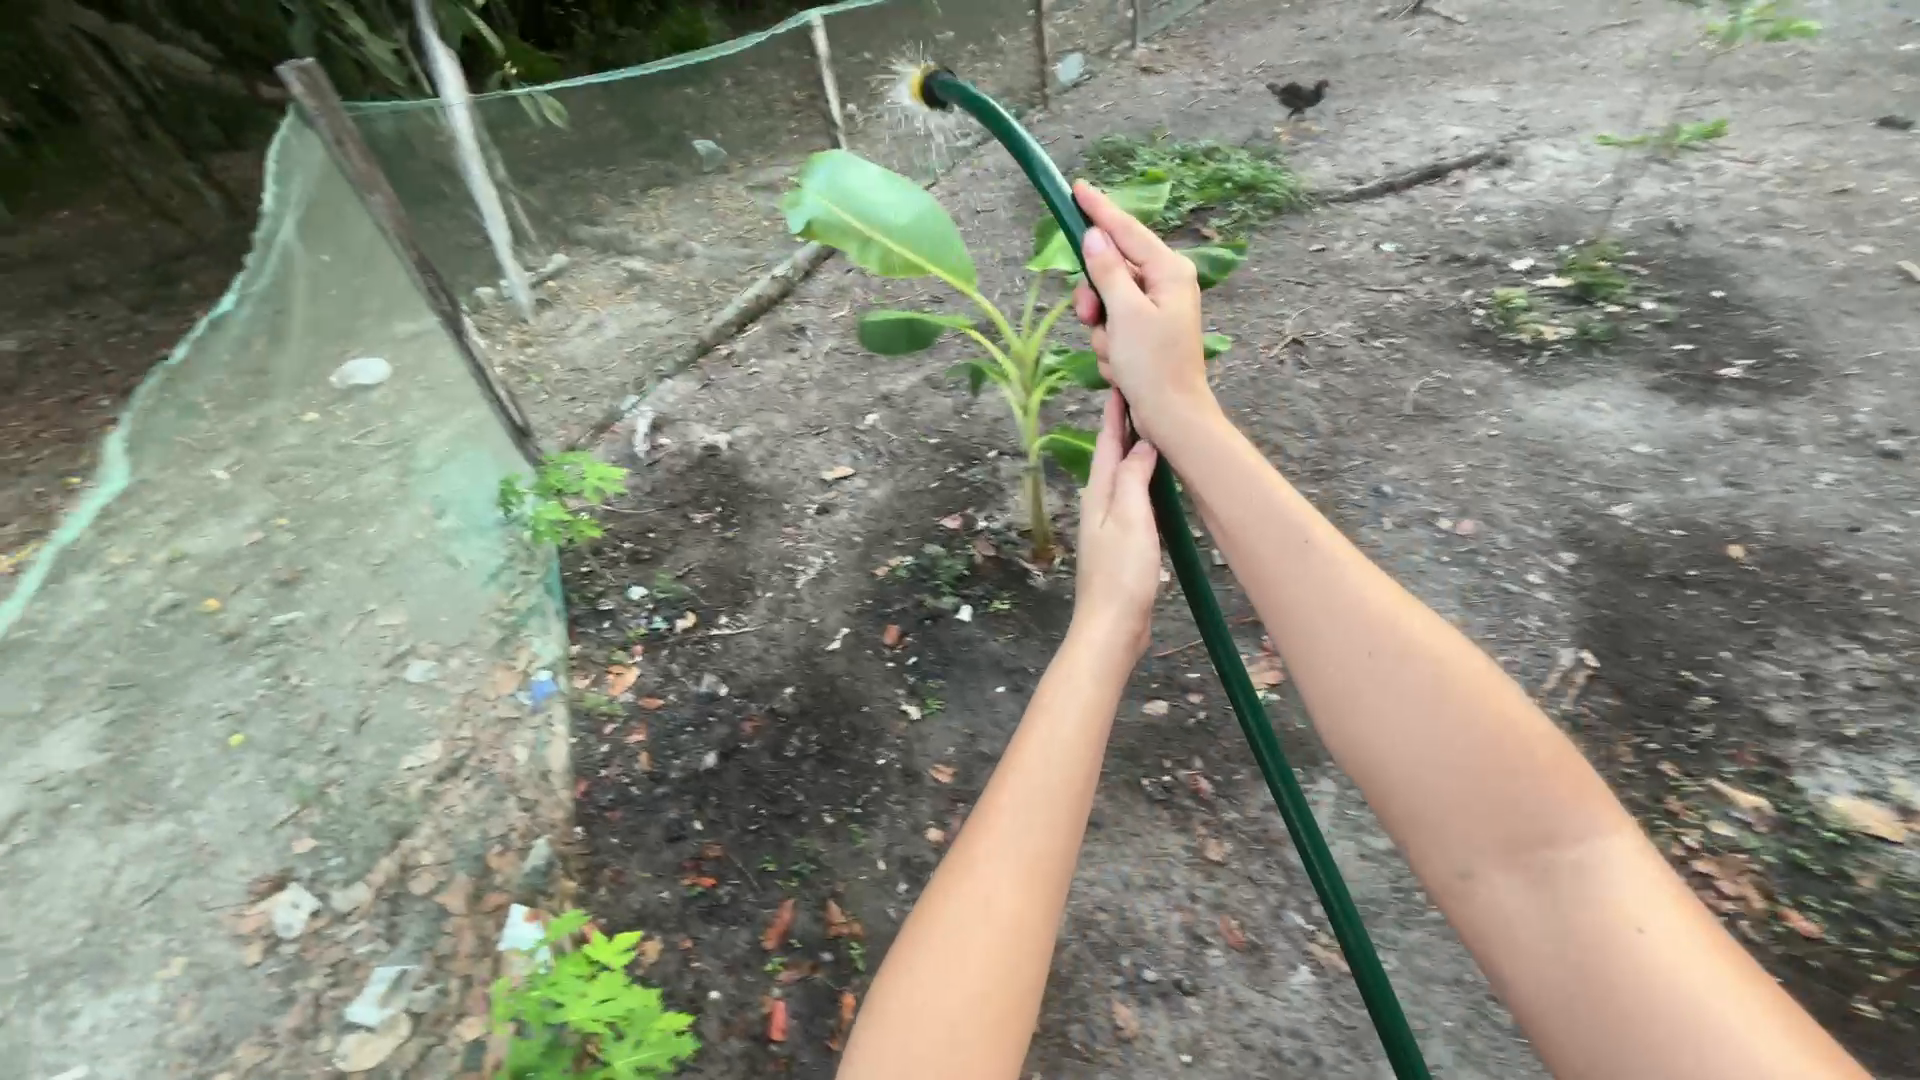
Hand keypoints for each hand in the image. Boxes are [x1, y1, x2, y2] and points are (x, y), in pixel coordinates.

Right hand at [1070, 181, 1219, 447]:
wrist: (1171, 416)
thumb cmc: (1153, 366)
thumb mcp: (1125, 314)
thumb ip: (1107, 272)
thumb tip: (1094, 237)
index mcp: (1169, 271)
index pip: (1126, 231)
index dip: (1100, 210)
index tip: (1077, 189)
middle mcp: (1166, 284)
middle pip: (1111, 270)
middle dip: (1095, 299)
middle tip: (1090, 318)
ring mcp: (1156, 310)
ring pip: (1107, 303)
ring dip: (1101, 331)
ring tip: (1114, 353)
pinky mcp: (1146, 334)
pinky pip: (1113, 328)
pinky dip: (1109, 347)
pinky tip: (1120, 366)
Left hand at [1071, 390, 1161, 656]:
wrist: (1112, 626)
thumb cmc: (1122, 573)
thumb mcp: (1132, 517)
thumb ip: (1134, 477)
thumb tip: (1142, 442)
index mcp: (1099, 492)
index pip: (1108, 442)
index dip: (1116, 413)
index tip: (1124, 383)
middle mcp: (1099, 503)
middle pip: (1112, 456)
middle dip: (1125, 427)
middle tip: (1142, 399)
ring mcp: (1108, 524)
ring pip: (1122, 477)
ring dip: (1134, 453)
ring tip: (1152, 431)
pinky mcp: (1121, 543)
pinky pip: (1132, 499)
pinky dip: (1142, 481)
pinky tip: (1154, 483)